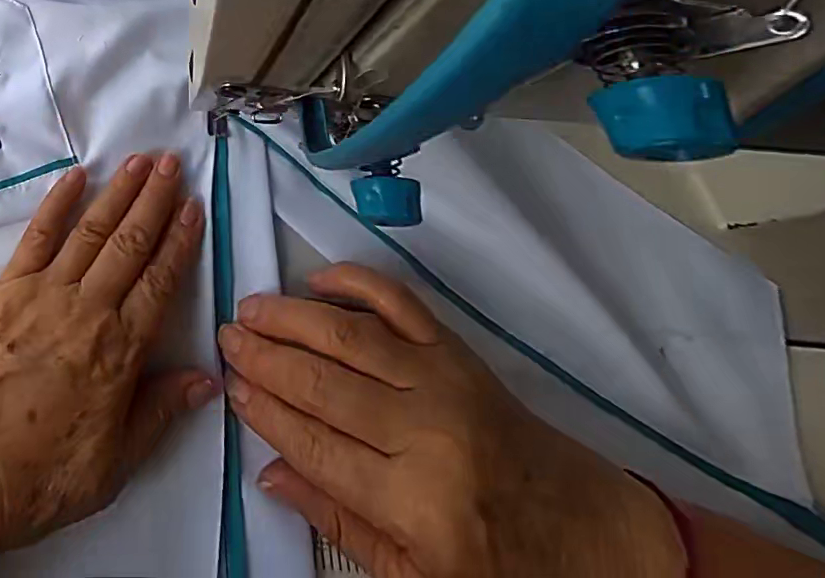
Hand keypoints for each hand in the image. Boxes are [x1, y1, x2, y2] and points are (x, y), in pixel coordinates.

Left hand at [0, 153, 213, 576]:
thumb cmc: (40, 470)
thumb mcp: (114, 463)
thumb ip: (159, 413)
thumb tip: (206, 379)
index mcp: (120, 351)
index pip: (160, 282)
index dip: (180, 241)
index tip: (194, 207)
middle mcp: (87, 309)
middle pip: (130, 244)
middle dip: (154, 199)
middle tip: (173, 163)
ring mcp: (45, 291)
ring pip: (91, 231)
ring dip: (117, 192)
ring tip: (139, 162)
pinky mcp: (8, 285)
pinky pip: (38, 235)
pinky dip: (57, 203)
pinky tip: (75, 178)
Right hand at [219, 263, 685, 577]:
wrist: (597, 538)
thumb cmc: (500, 563)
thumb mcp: (418, 576)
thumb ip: (338, 521)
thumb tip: (266, 469)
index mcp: (418, 505)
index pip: (314, 444)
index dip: (263, 410)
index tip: (230, 385)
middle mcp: (428, 436)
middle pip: (322, 383)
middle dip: (263, 357)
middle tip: (226, 339)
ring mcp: (446, 383)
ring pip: (349, 335)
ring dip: (290, 316)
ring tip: (250, 308)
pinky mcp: (461, 353)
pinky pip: (400, 302)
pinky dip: (356, 280)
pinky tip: (316, 277)